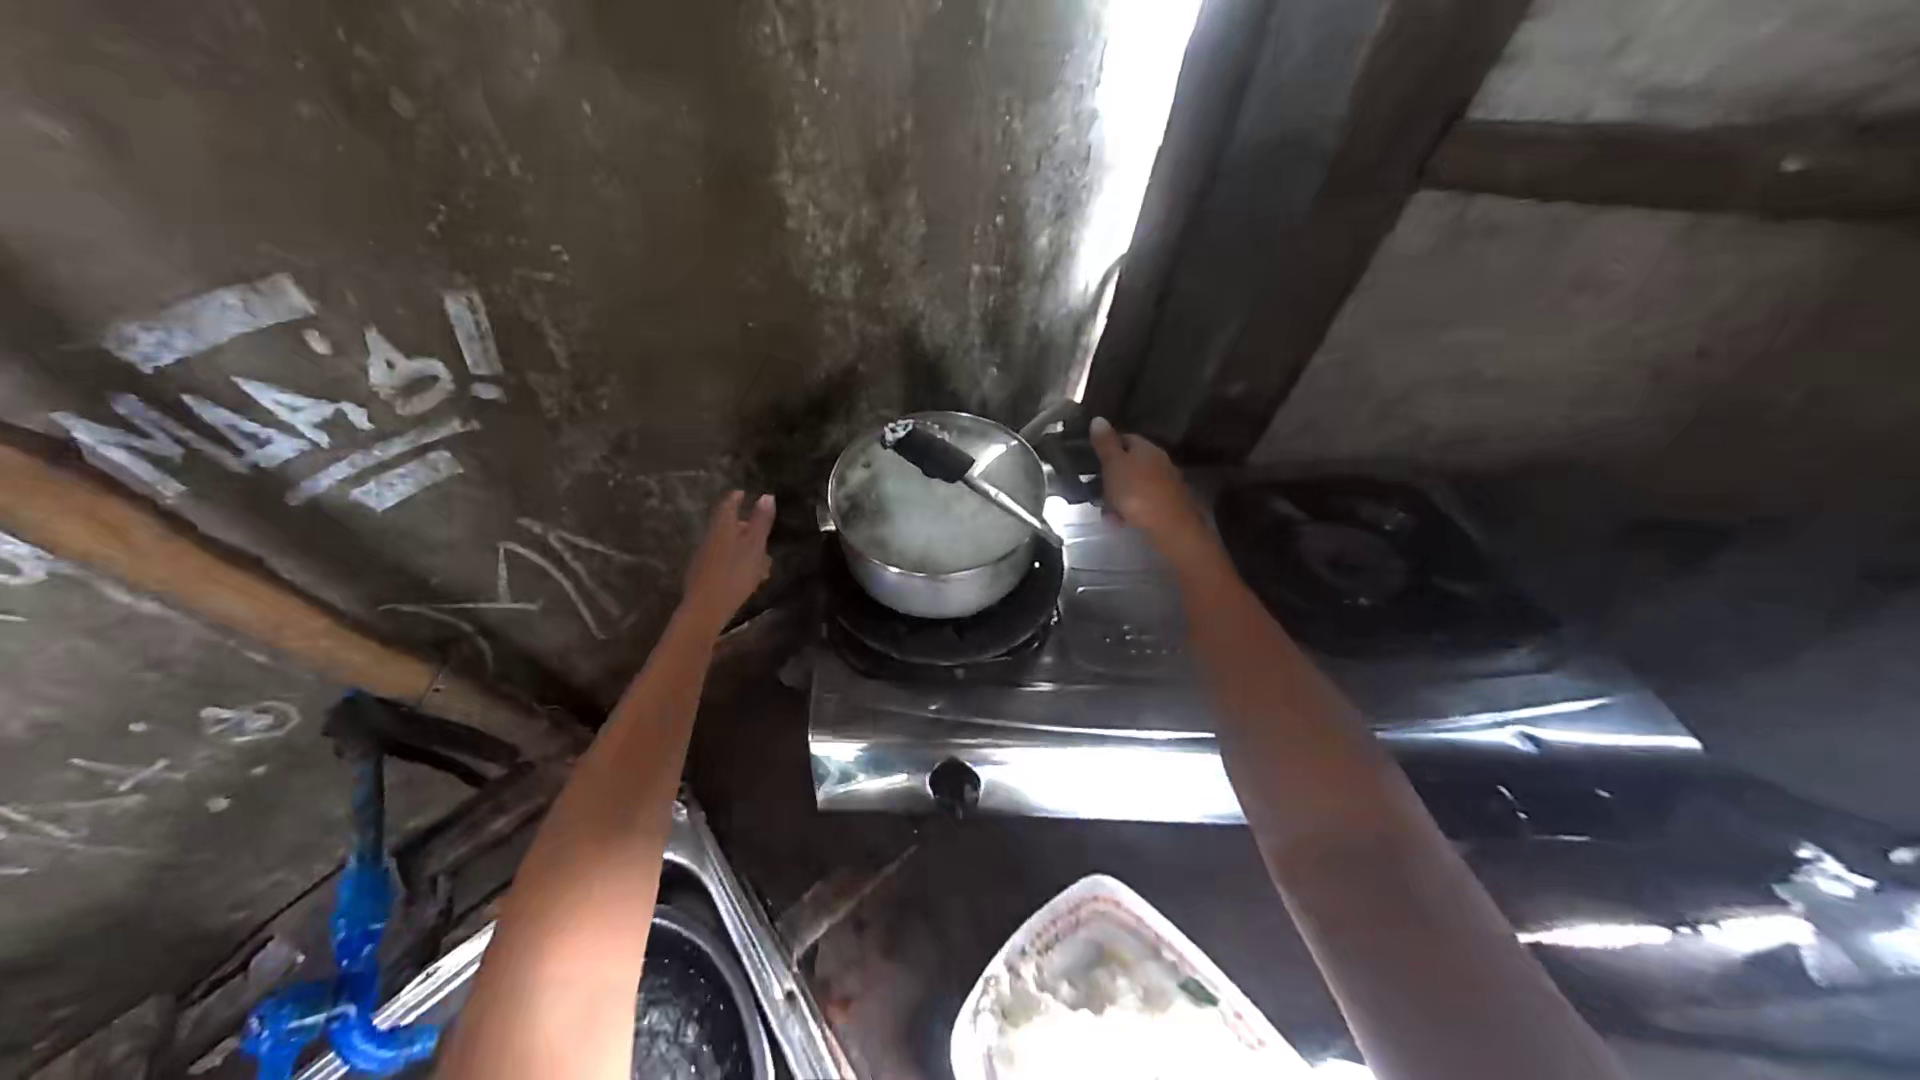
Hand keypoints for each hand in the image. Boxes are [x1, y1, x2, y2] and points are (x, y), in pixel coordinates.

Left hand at [680, 491, 774, 631]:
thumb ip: (761, 521)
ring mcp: (704, 556)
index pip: (728, 505)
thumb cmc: (734, 573)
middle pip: (726, 525)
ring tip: (758, 556)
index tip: (743, 494)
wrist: (706, 608)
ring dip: (741, 545)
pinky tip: (745, 574)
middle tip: (758, 527)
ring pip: (726, 543)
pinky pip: (722, 559)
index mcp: (723, 527)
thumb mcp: (754, 545)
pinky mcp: (703, 574)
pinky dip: (735, 560)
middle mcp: (710, 537)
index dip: (736, 498)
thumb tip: (766, 496)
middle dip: (742, 524)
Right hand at [1088, 417, 1214, 564]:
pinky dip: (1131, 509)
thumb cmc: (1137, 492)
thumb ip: (1105, 444)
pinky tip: (1122, 521)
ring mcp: (1167, 483)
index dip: (1108, 447)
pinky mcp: (1169, 504)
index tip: (1094, 460)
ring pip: (1136, 484)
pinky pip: (1144, 501)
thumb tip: (1098, 418)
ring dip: (1120, 495)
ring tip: (1107, 511)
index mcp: (1146, 448)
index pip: (1126, 438)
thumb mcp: (1114, 465)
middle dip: (1113, 476)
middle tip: (1097, 490)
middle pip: (1131, 463)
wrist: (1170, 526)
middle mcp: (1160, 461)